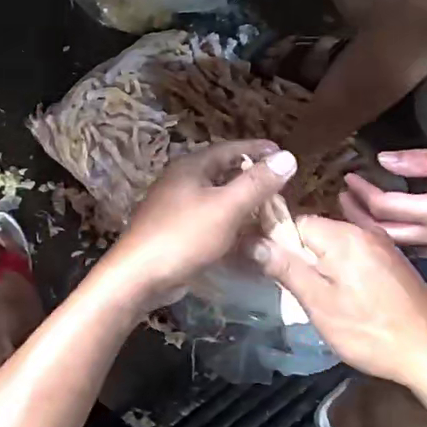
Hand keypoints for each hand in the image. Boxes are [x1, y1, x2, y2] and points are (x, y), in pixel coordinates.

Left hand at [103, 140, 297, 302]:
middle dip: (253, 180)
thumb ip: (257, 183)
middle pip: (224, 174)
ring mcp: (175, 208)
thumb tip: (288, 156)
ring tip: (269, 215)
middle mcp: (182, 182)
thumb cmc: (183, 236)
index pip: (231, 148)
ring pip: (217, 200)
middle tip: (280, 188)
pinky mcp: (175, 233)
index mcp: (191, 167)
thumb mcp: (227, 207)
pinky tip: (245, 240)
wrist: (137, 278)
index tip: (283, 154)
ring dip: (243, 206)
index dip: (258, 149)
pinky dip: (230, 227)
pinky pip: (210, 222)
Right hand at [249, 215, 426, 396]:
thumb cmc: (370, 332)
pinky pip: (356, 252)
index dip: (275, 240)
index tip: (264, 263)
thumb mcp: (320, 304)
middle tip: (285, 282)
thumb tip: (253, 241)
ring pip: (336, 243)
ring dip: (320, 260)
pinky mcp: (393, 263)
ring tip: (308, 287)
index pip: (295, 222)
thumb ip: (287, 269)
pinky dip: (341, 264)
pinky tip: (337, 284)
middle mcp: (364, 232)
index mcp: (343, 236)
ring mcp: (382, 246)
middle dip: (298, 251)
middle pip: (317, 230)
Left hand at [341, 147, 426, 256]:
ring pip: (402, 247)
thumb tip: (383, 160)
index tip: (349, 177)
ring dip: (377, 230)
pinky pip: (421, 252)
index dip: (362, 194)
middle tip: (344, 199)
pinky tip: (398, 232)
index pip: (386, 207)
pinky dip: (401, 241)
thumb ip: (425, 161)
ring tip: (361, 213)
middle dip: (359, 217)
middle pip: (386, 234)